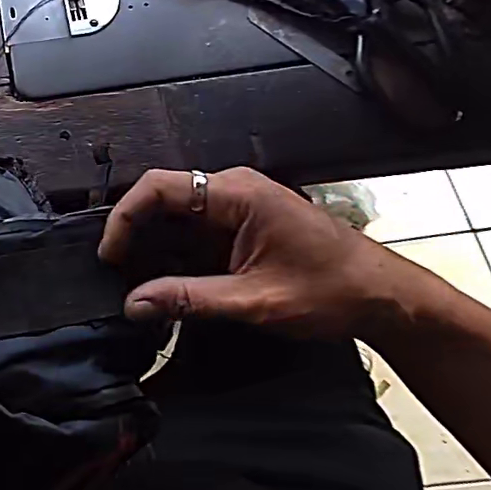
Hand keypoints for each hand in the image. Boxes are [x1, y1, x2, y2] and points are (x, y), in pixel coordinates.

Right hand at [98, 167, 439, 341]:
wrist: (381, 297)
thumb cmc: (337, 287)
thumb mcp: (257, 300)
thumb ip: (191, 299)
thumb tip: (137, 302)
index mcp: (238, 194)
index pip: (159, 187)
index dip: (124, 218)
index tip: (110, 253)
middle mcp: (231, 193)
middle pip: (159, 201)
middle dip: (132, 237)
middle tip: (116, 275)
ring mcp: (233, 210)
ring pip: (171, 221)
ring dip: (150, 251)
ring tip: (136, 286)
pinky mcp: (235, 230)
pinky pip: (189, 237)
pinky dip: (171, 260)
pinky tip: (164, 287)